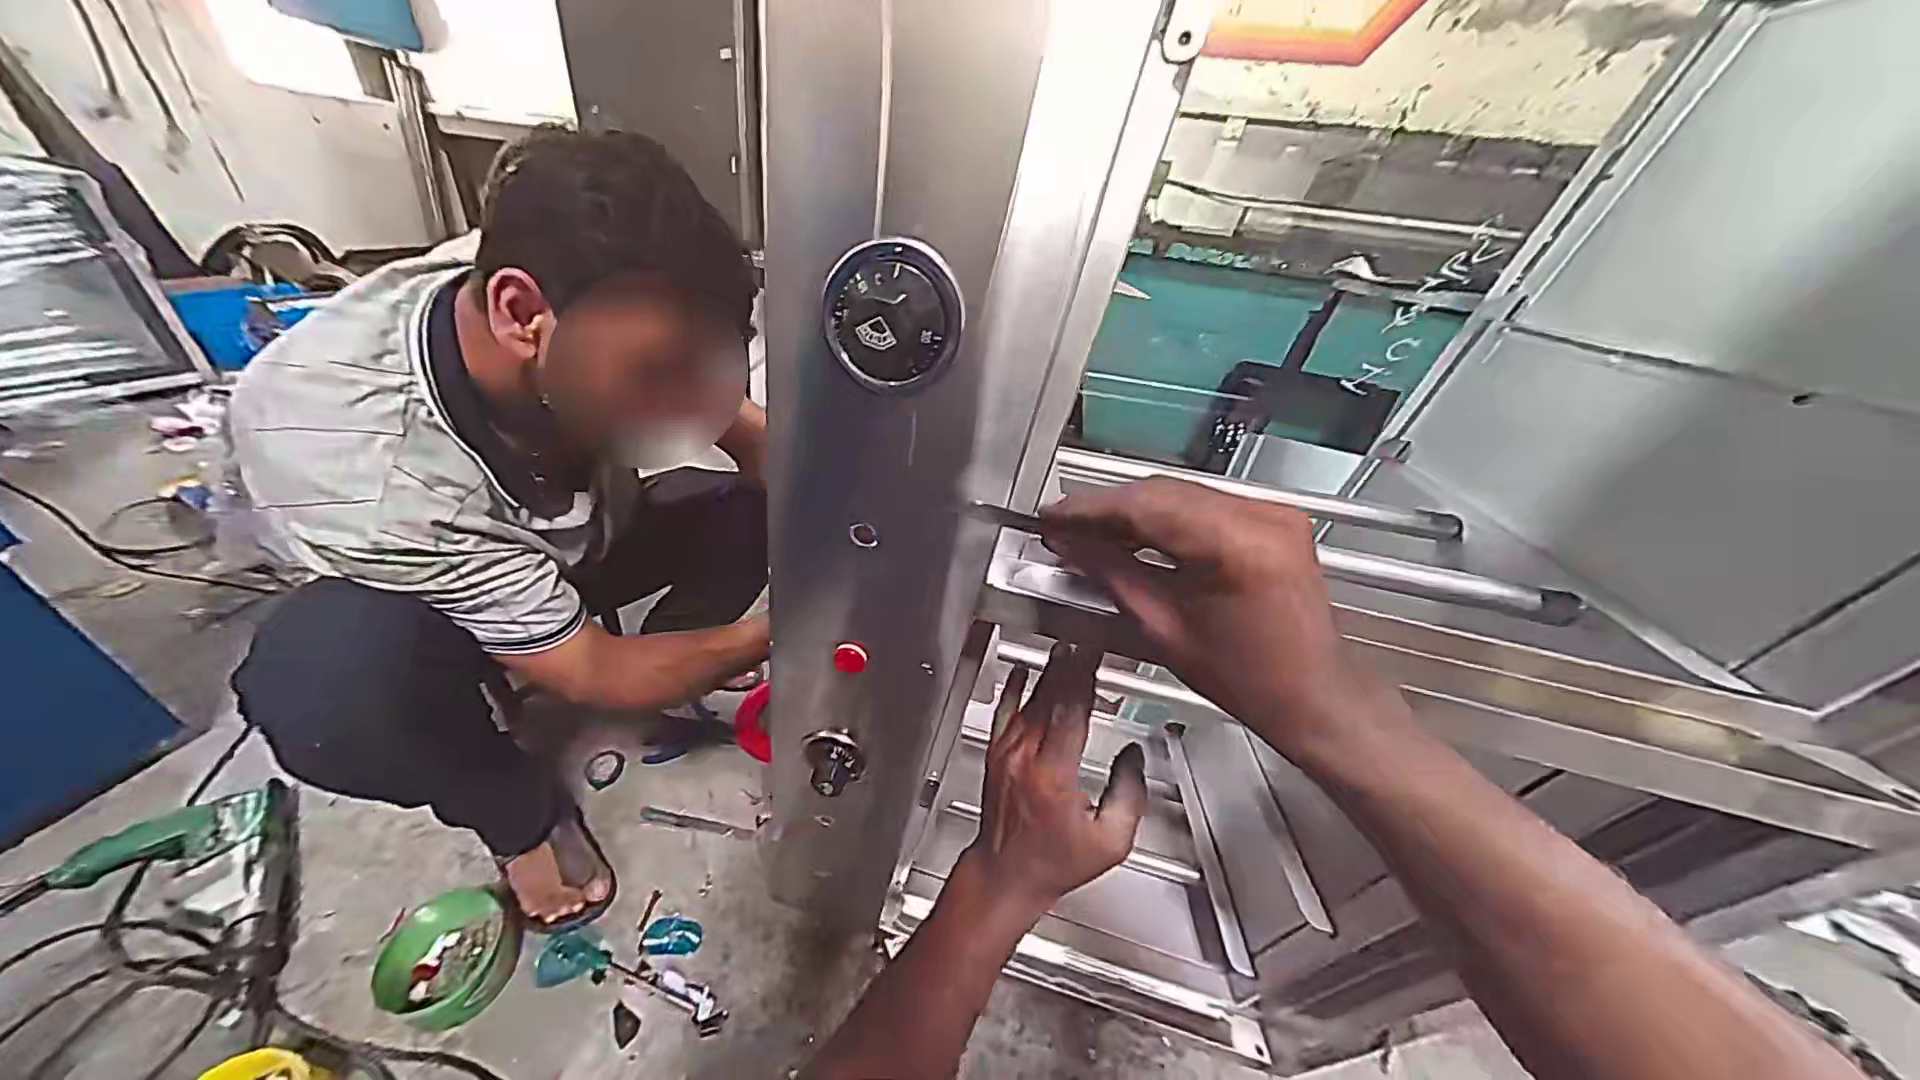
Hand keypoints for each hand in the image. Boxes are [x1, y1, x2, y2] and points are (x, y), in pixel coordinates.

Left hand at [965, 643, 1147, 912]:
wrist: (1005, 873)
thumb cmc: (1053, 861)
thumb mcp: (1109, 841)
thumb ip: (1128, 794)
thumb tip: (1132, 756)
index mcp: (1053, 776)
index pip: (1070, 712)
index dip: (1083, 679)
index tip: (1094, 658)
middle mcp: (1025, 758)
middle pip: (1049, 698)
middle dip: (1068, 667)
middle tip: (1082, 645)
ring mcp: (1006, 753)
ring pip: (1030, 701)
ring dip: (1048, 673)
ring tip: (1063, 651)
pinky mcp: (996, 754)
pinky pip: (1004, 712)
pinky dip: (1014, 687)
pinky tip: (1020, 670)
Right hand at [1042, 478, 1393, 756]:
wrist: (1314, 694)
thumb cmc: (1251, 679)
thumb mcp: (1163, 628)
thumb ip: (1111, 573)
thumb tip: (1073, 544)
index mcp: (1237, 546)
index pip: (1144, 507)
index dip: (1088, 510)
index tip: (1055, 517)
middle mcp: (1261, 517)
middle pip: (1160, 492)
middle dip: (1105, 508)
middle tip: (1064, 525)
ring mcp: (1271, 512)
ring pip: (1178, 493)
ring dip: (1131, 511)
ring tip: (1090, 532)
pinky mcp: (1272, 517)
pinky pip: (1201, 503)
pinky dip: (1162, 516)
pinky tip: (1134, 533)